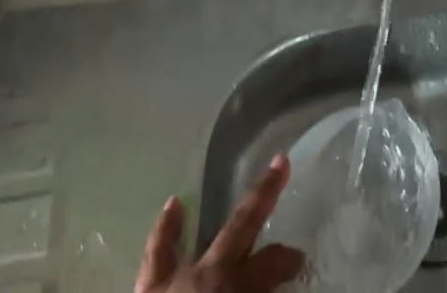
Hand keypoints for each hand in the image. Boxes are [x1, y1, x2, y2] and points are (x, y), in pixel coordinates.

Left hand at [135, 155, 303, 292]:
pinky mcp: (148, 290)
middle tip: (282, 165)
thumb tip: (276, 286)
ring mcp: (177, 278)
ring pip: (205, 234)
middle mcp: (211, 273)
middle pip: (244, 226)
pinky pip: (157, 252)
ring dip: (222, 212)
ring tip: (243, 180)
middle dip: (265, 195)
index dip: (288, 260)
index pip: (274, 264)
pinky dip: (166, 228)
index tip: (299, 263)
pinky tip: (172, 205)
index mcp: (236, 287)